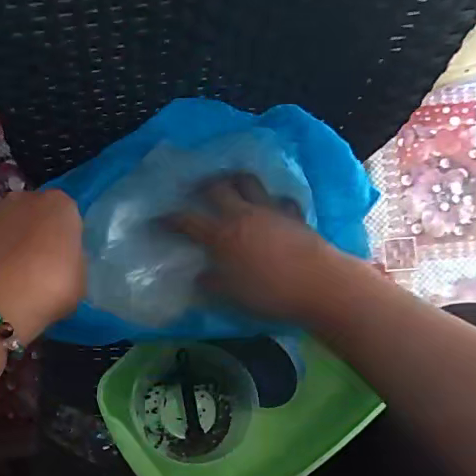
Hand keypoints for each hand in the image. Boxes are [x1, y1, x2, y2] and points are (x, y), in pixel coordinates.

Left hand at [0, 189, 85, 339]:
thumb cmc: (49, 288)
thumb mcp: (80, 281)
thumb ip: (73, 262)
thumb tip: (63, 260)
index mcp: (60, 204)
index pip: (68, 216)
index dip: (66, 239)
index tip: (64, 261)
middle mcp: (26, 198)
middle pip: (37, 215)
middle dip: (37, 235)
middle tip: (39, 268)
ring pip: (10, 226)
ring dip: (12, 244)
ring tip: (13, 277)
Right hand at [165, 173, 369, 324]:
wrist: (318, 284)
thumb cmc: (268, 293)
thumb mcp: (231, 295)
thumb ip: (211, 284)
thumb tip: (200, 277)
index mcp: (221, 235)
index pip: (187, 221)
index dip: (169, 220)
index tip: (157, 220)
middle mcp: (243, 215)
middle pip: (218, 188)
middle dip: (203, 185)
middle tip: (195, 188)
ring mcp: (270, 211)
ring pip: (249, 183)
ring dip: (236, 179)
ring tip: (230, 183)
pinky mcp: (294, 215)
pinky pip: (279, 200)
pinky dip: (271, 201)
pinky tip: (271, 207)